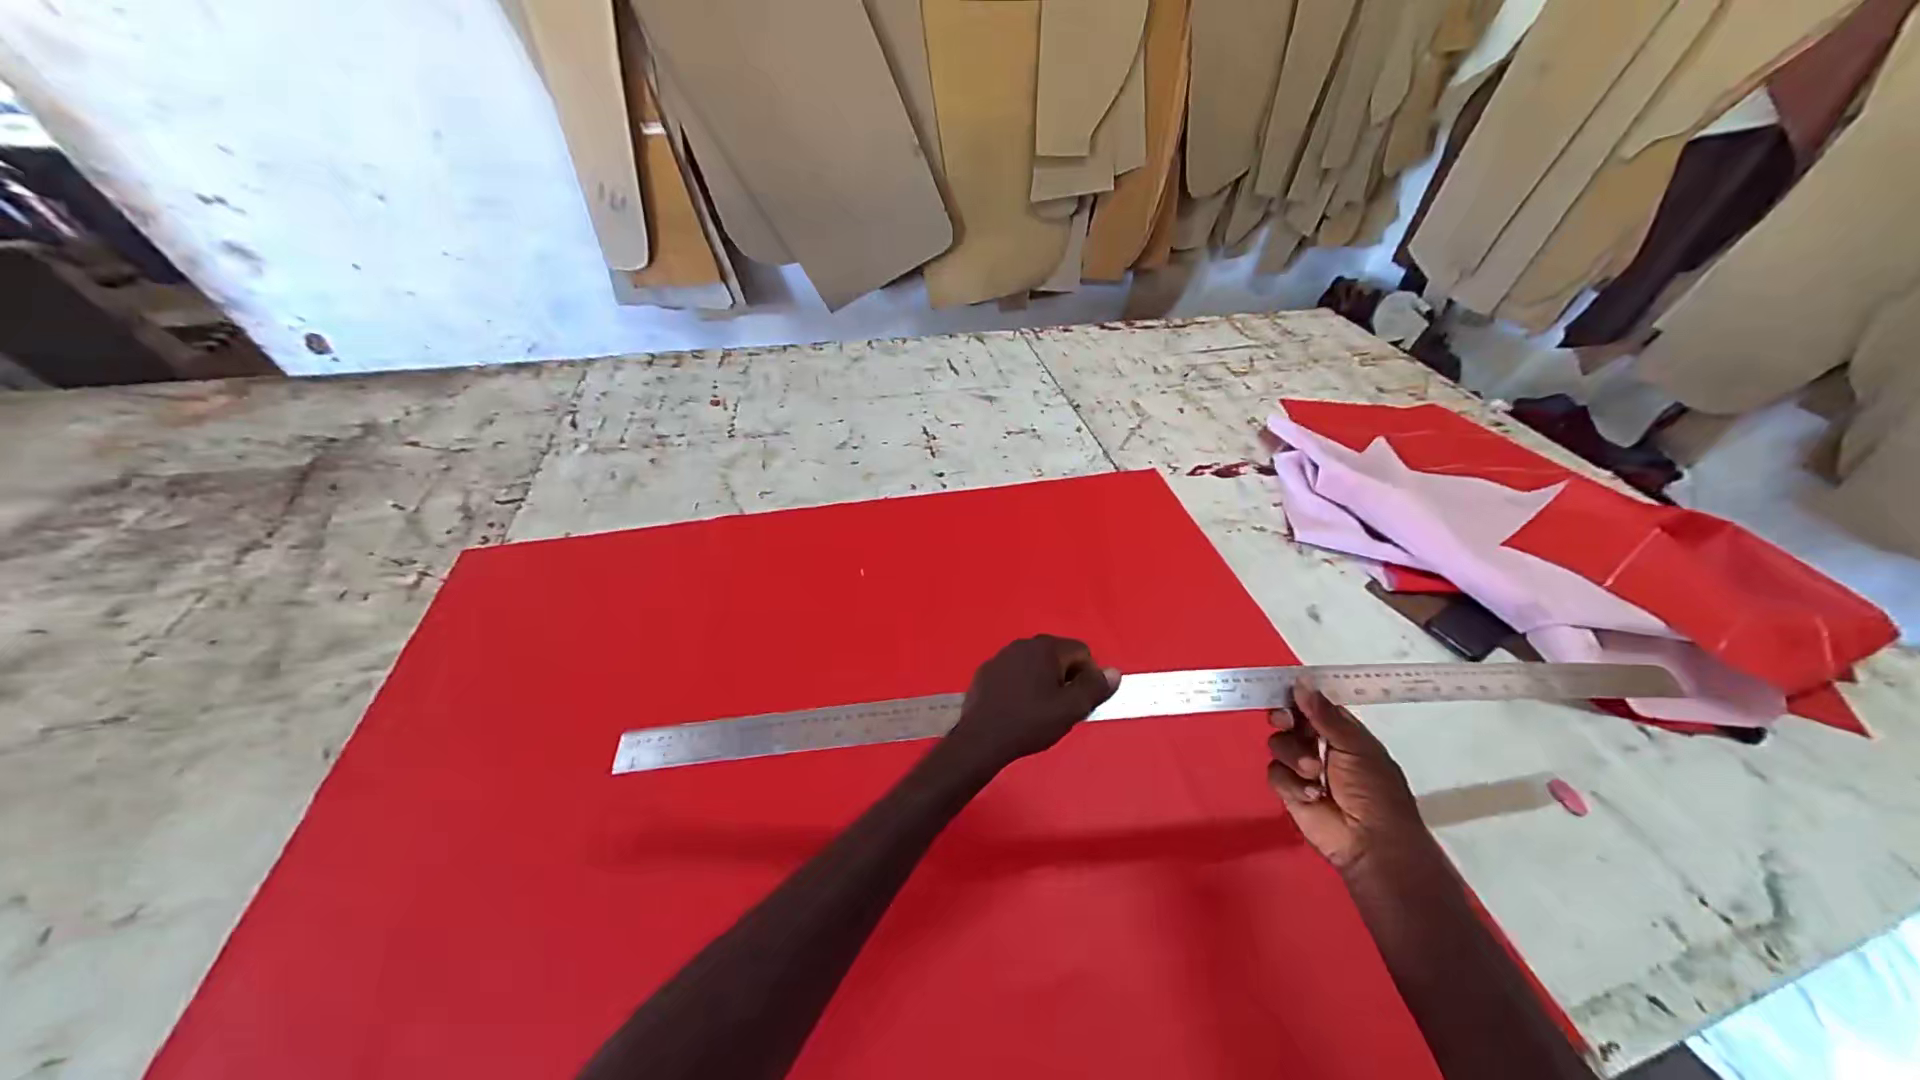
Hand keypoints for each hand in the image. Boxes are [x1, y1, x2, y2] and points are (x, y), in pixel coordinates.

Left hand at [940, 635, 1119, 773]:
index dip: (1087, 677)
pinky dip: (1021, 685)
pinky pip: (1014, 672)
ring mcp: (1002, 656)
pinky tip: (1016, 708)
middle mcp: (1023, 644)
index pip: (1082, 652)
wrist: (982, 739)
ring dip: (1042, 681)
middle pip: (1058, 656)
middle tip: (1060, 707)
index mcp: (1046, 647)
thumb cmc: (1030, 722)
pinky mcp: (986, 671)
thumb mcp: (1071, 709)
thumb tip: (1113, 672)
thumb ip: (1095, 687)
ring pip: (1035, 664)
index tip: (1078, 701)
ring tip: (1038, 710)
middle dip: (1065, 677)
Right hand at [1266, 683, 1427, 874]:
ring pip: (1278, 744)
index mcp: (1340, 731)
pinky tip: (1312, 795)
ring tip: (1315, 774)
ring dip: (1295, 756)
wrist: (1371, 842)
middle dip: (1285, 720)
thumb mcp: (1356, 747)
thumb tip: (1301, 682)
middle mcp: (1319, 745)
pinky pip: (1275, 773)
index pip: (1311, 705)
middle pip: (1288, 721)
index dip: (1298, 697)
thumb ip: (1325, 716)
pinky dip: (1292, 783)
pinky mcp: (1289, 790)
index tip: (1285, 691)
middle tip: (1287, 723)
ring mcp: (1302, 768)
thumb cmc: (1374, 791)